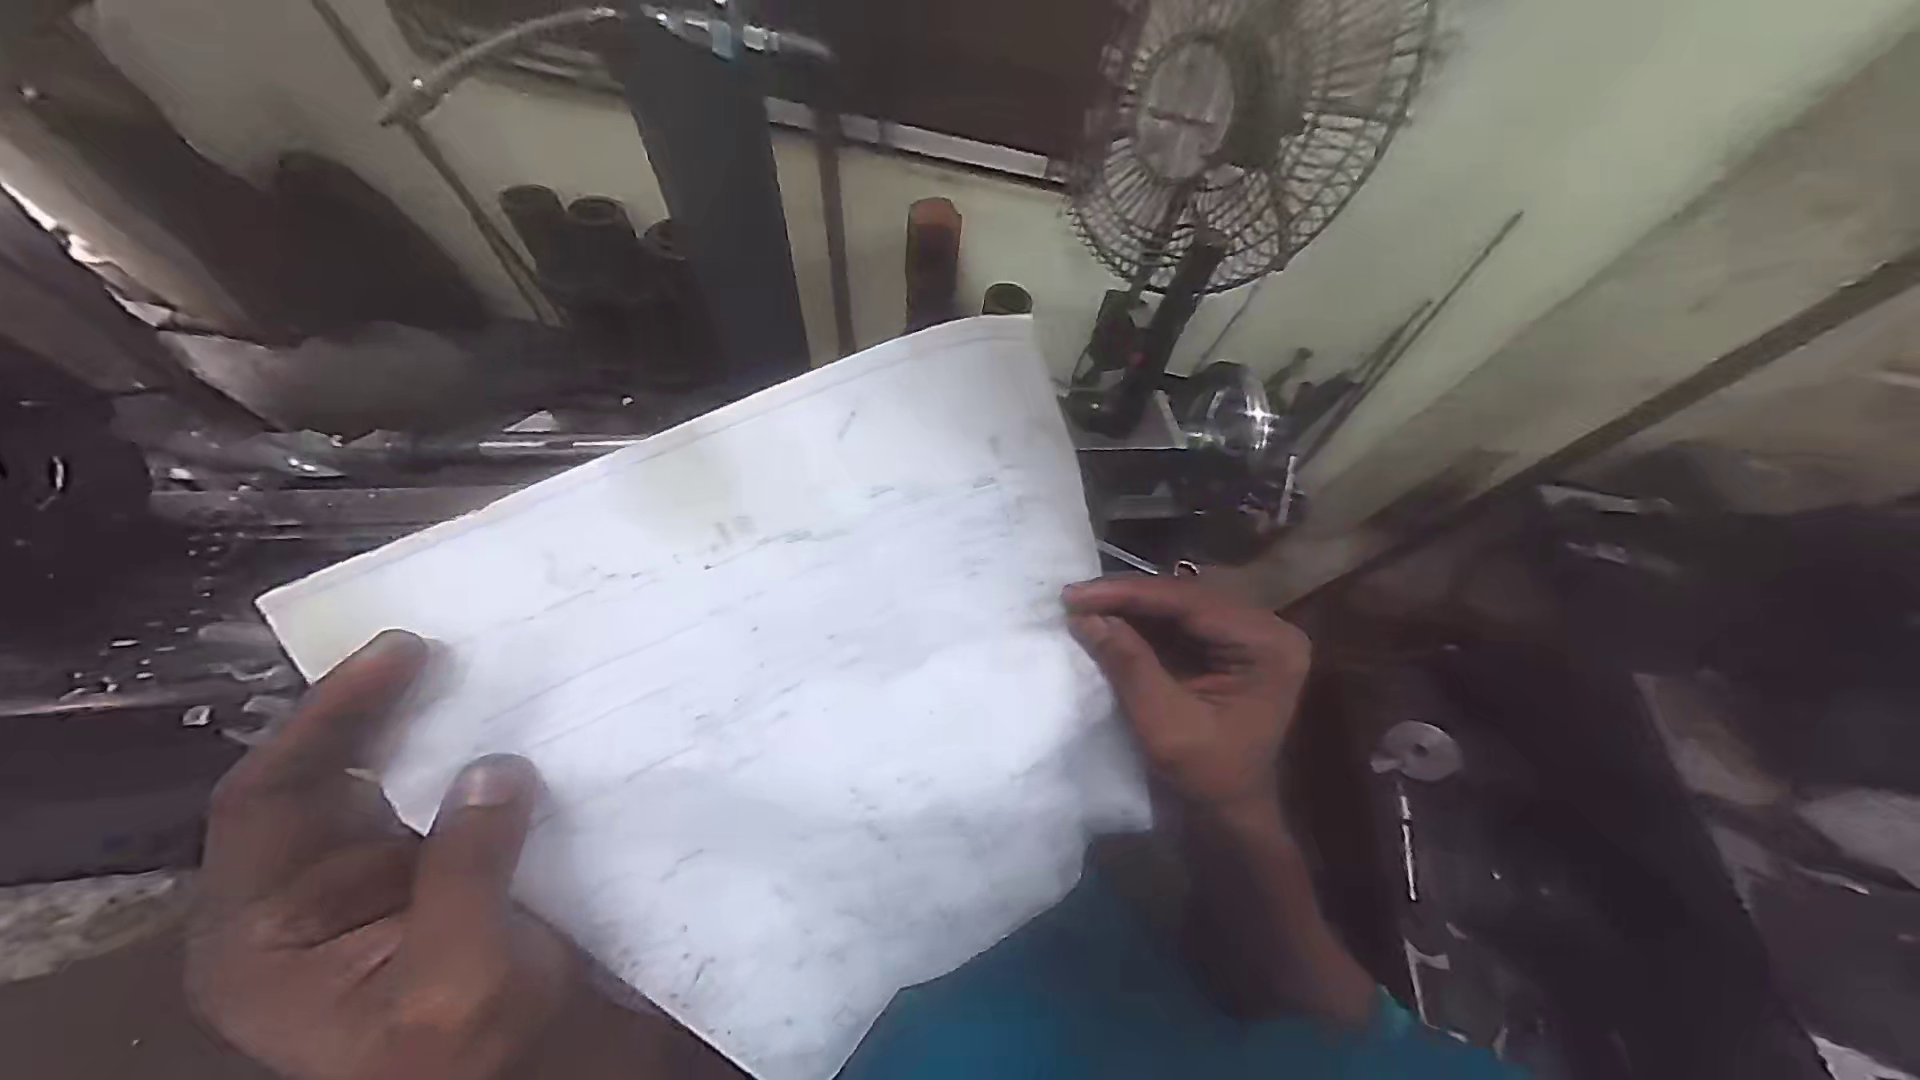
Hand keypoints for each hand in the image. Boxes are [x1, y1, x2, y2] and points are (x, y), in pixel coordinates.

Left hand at [187, 631, 575, 1079]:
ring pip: (384, 779)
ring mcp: (377, 877)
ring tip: (466, 670)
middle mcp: (307, 897)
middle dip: (370, 707)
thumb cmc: (470, 1052)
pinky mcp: (439, 865)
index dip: (328, 718)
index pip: (270, 800)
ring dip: (422, 723)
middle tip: (429, 646)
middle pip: (320, 777)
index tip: (400, 655)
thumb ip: (463, 873)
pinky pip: (445, 793)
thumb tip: (493, 767)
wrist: (530, 1072)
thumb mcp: (455, 980)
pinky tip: (504, 725)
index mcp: (265, 936)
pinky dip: (470, 753)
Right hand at [1064, 575, 1310, 815]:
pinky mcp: (1226, 642)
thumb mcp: (1164, 725)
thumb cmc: (1208, 776)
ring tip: (1083, 602)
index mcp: (1268, 645)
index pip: (1190, 602)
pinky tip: (1106, 615)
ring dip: (1128, 603)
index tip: (1076, 595)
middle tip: (1074, 596)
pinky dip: (1138, 618)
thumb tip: (1085, 616)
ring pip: (1176, 601)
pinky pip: (1176, 618)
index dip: (1129, 594)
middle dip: (1125, 595)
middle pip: (1184, 595)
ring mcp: (1247, 632)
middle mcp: (1264, 627)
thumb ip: (1129, 665)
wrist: (1231, 811)